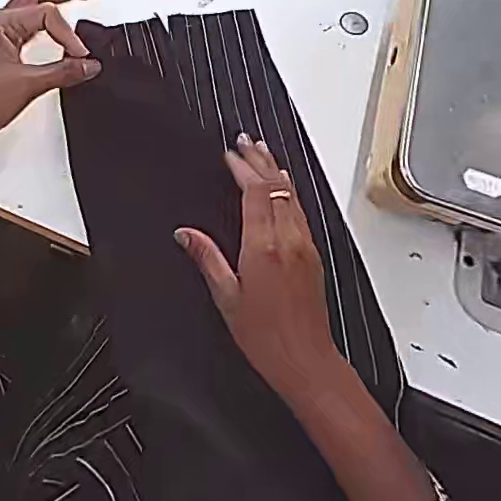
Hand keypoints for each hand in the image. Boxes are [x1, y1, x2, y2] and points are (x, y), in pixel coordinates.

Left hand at [0, 0, 99, 153]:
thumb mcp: (28, 84)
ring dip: (53, 3)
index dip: (68, 35)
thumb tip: (88, 64)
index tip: (80, 55)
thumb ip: (64, 71)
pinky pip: (27, 27)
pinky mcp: (1, 51)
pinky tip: (56, 32)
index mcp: (0, 24)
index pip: (46, 15)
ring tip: (75, 1)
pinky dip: (46, 25)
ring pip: (30, 7)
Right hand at [176, 135, 342, 400]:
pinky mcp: (313, 253)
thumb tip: (186, 234)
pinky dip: (288, 190)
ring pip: (292, 194)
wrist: (307, 360)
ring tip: (262, 153)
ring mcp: (305, 244)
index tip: (230, 155)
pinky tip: (282, 187)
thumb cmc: (266, 337)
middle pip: (277, 185)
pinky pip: (300, 209)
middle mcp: (289, 240)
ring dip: (276, 170)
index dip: (243, 168)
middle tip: (246, 140)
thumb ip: (208, 258)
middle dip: (260, 159)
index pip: (256, 192)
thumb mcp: (227, 298)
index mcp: (264, 248)